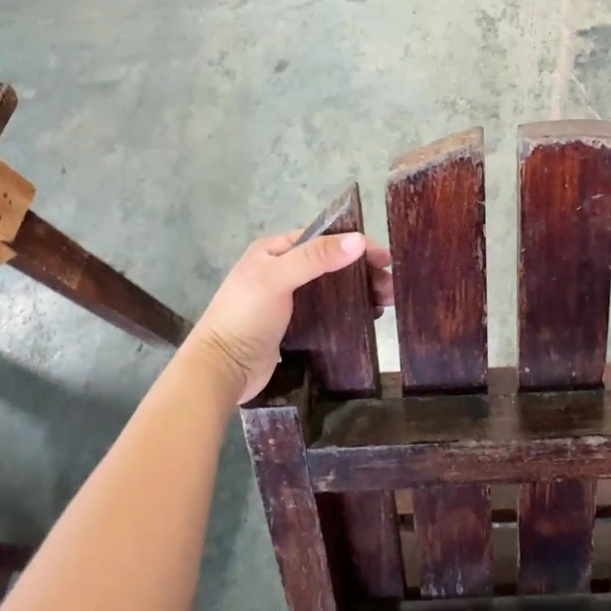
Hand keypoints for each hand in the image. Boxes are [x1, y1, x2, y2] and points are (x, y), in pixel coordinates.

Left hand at [188, 230, 393, 402]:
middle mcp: (282, 270)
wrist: (219, 372)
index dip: (356, 245)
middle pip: (332, 263)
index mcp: (275, 250)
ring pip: (332, 288)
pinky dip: (349, 312)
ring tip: (386, 304)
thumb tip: (359, 240)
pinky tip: (368, 320)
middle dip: (363, 271)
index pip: (324, 238)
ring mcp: (287, 300)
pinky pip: (328, 311)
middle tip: (391, 288)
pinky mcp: (293, 326)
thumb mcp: (277, 279)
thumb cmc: (244, 318)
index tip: (385, 259)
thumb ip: (316, 257)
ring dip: (360, 291)